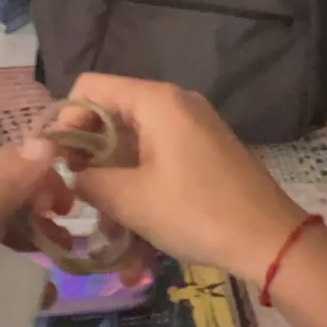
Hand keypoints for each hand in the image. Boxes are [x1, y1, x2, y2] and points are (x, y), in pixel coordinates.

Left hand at [0, 140, 68, 326]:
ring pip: (5, 242)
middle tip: (67, 240)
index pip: (5, 163)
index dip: (42, 174)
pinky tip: (34, 304)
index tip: (71, 200)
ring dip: (34, 251)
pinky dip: (16, 289)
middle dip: (42, 213)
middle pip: (8, 201)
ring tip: (59, 271)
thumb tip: (48, 142)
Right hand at [54, 74, 306, 283]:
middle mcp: (173, 102)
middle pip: (111, 112)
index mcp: (155, 100)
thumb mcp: (131, 199)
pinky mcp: (203, 149)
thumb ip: (89, 180)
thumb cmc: (197, 212)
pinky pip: (157, 155)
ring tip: (103, 219)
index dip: (66, 120)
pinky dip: (139, 181)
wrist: (270, 239)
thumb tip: (73, 174)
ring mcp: (191, 125)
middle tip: (75, 192)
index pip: (90, 87)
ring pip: (133, 140)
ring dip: (113, 175)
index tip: (57, 162)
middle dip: (88, 152)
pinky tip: (133, 224)